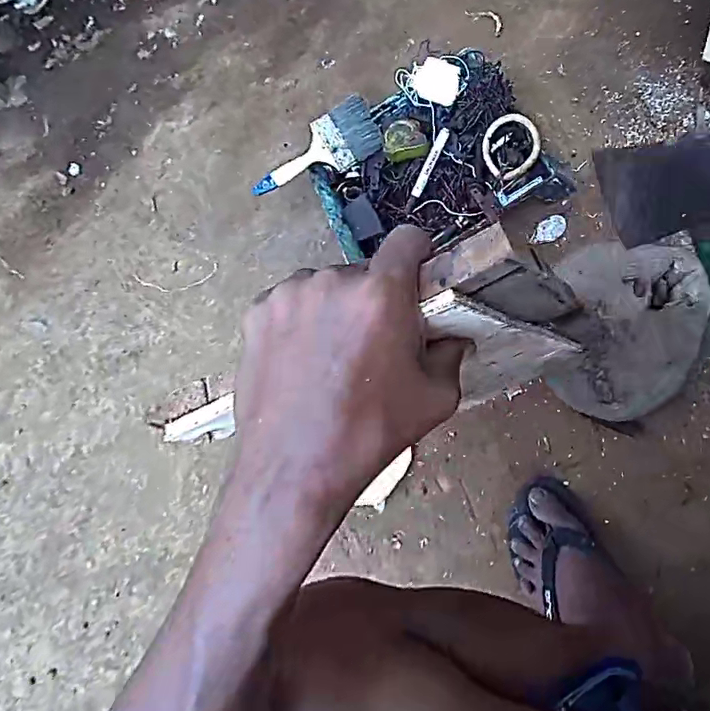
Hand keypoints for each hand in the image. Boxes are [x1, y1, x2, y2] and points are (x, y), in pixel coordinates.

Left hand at [231, 225, 470, 509]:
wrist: (293, 471)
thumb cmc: (368, 433)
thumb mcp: (434, 398)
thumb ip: (451, 354)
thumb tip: (451, 338)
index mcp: (381, 294)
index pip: (408, 239)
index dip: (419, 255)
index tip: (418, 278)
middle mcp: (334, 282)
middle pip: (367, 270)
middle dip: (377, 296)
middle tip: (377, 339)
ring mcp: (290, 295)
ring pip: (329, 285)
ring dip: (339, 307)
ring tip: (336, 354)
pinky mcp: (258, 313)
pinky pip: (294, 301)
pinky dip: (304, 319)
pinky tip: (306, 359)